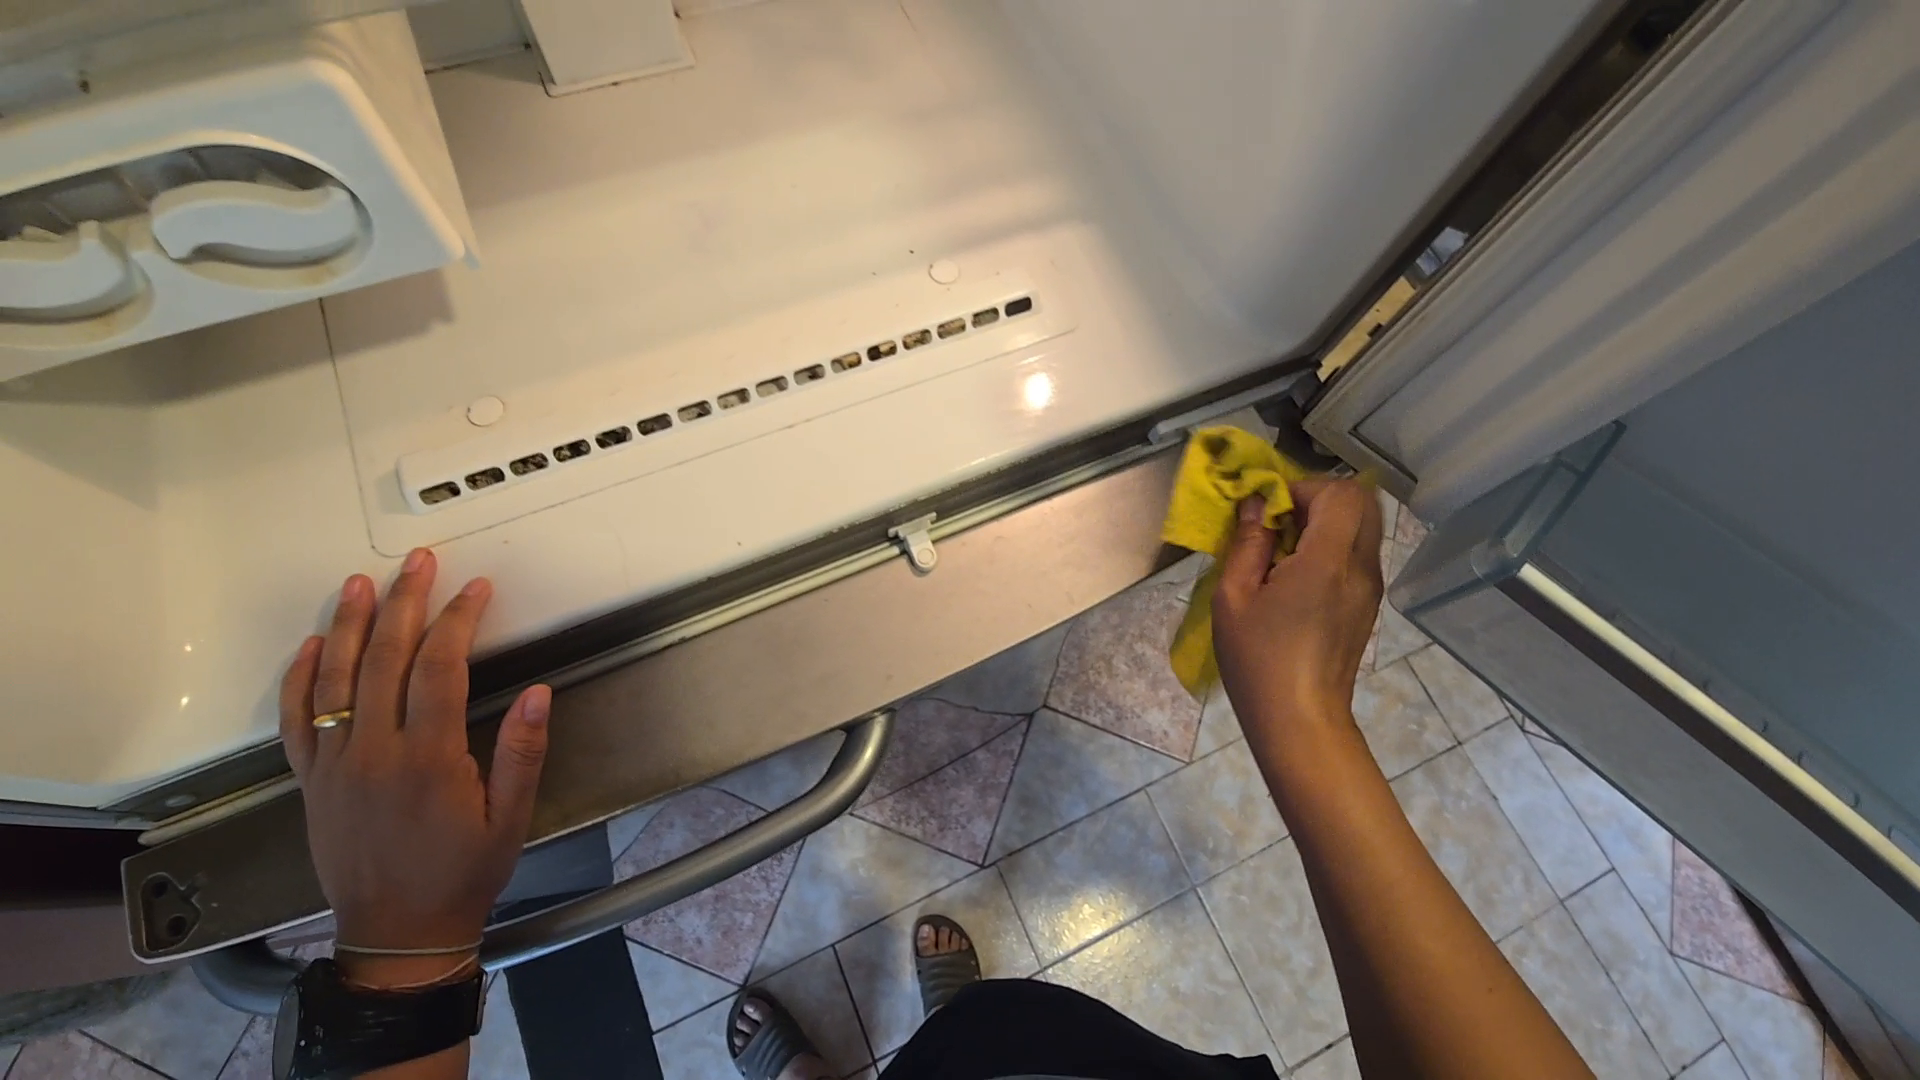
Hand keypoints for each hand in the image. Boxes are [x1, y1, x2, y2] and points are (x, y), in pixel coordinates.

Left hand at [279, 548, 550, 987]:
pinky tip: (313, 646)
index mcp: (428, 758)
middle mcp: (374, 753)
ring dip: (351, 627)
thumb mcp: (512, 817)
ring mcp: (335, 766)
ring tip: (362, 584)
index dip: (458, 621)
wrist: (397, 931)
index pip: (440, 670)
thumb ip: (521, 753)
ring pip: (337, 681)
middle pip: (386, 662)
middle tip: (420, 563)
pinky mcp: (312, 781)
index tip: (475, 589)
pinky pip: (298, 722)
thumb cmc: (464, 871)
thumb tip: (536, 692)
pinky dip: (302, 680)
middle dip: (406, 605)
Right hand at [1212, 478, 1383, 739]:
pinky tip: (1296, 577)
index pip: (1339, 493)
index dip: (1301, 488)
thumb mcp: (1233, 598)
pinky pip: (1358, 552)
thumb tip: (1255, 505)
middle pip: (1362, 501)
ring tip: (1284, 551)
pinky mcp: (1368, 603)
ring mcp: (1371, 586)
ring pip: (1363, 525)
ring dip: (1326, 522)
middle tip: (1279, 523)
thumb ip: (1247, 544)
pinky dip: (1332, 546)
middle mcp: (1360, 567)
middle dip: (1318, 498)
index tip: (1268, 512)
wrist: (1299, 719)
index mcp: (1327, 562)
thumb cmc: (1257, 660)